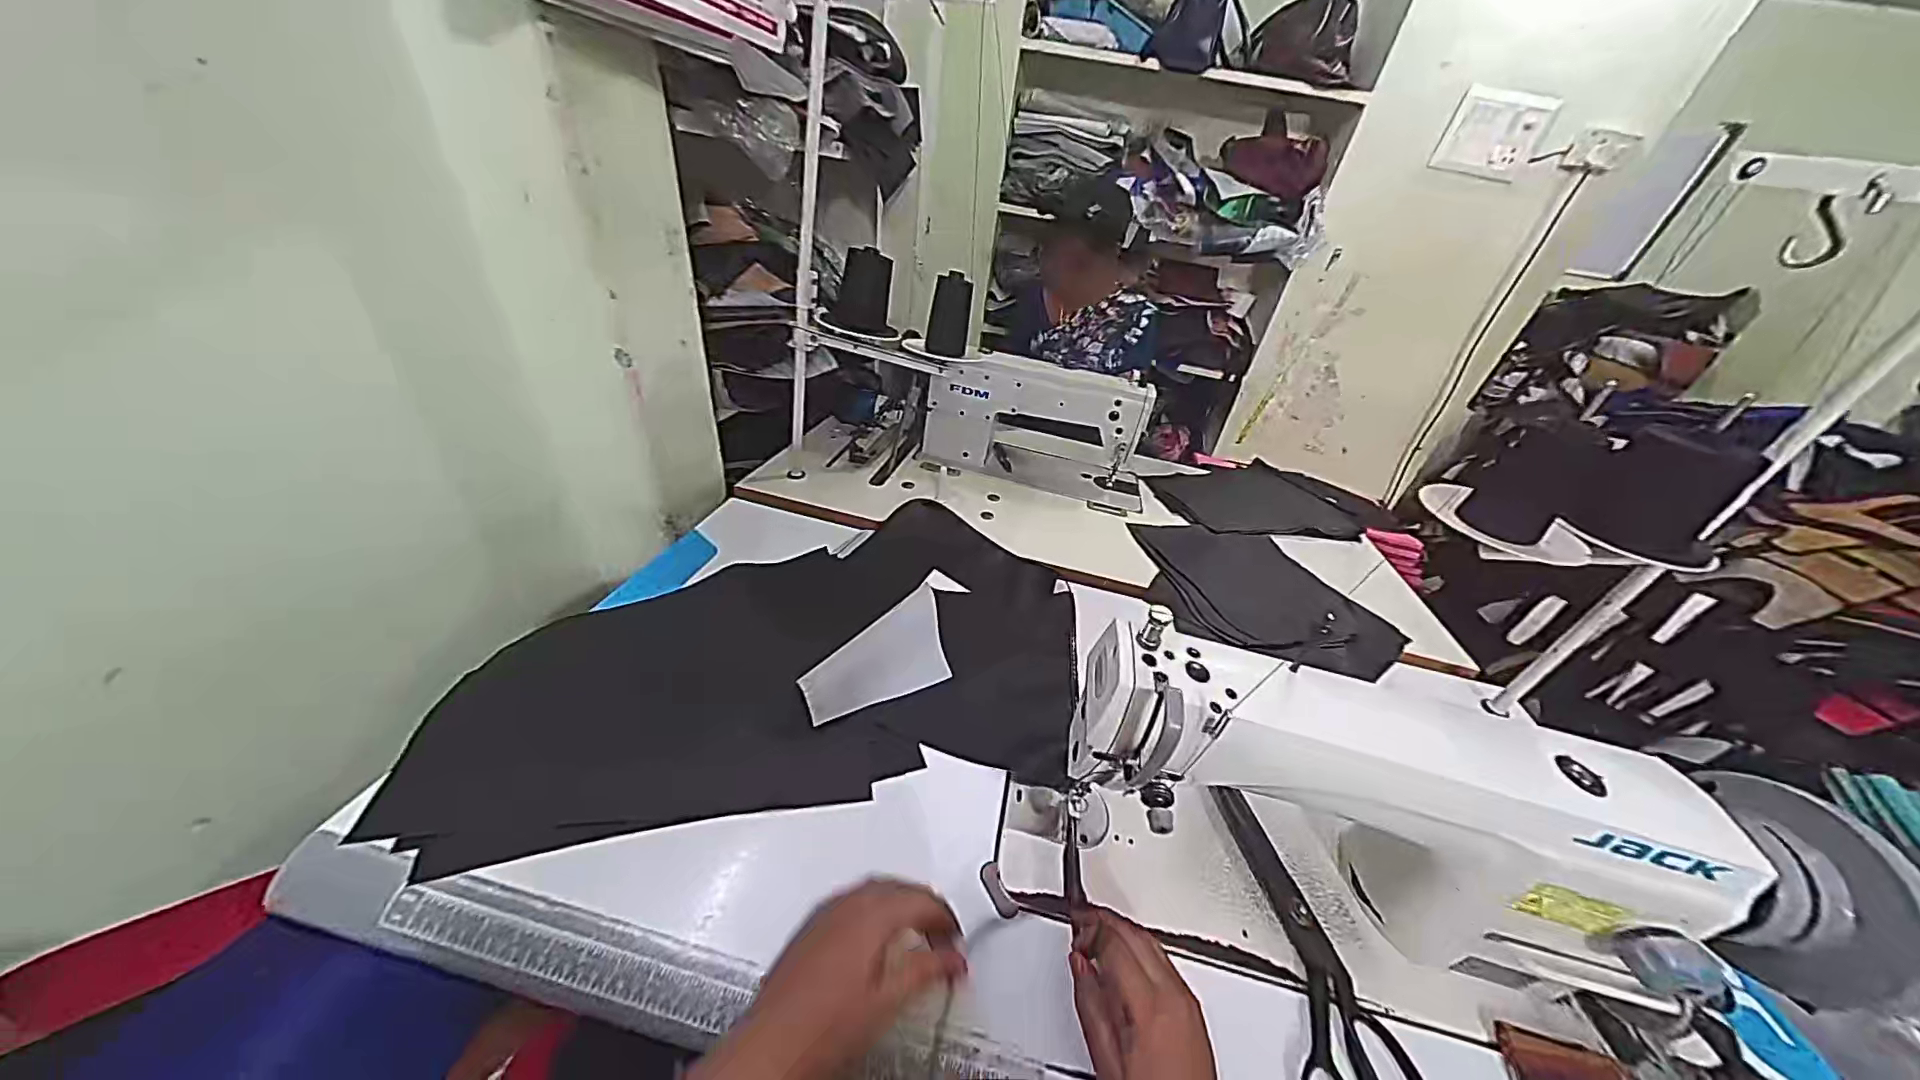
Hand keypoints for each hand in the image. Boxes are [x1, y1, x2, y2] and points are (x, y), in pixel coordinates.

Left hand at [689, 878, 966, 1079]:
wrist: (771, 1046)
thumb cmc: (820, 1028)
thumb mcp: (888, 1000)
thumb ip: (927, 970)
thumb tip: (952, 960)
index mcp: (870, 913)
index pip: (922, 900)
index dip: (946, 919)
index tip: (956, 940)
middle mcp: (846, 903)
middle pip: (898, 887)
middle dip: (925, 905)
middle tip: (942, 933)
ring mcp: (825, 912)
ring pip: (874, 890)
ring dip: (900, 904)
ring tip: (916, 934)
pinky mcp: (811, 924)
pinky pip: (853, 901)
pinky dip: (875, 910)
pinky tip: (878, 938)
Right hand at [1070, 907, 1215, 1079]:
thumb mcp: (1107, 1060)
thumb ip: (1090, 1004)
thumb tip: (1079, 963)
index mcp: (1149, 1006)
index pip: (1114, 943)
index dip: (1090, 927)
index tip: (1075, 924)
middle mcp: (1174, 995)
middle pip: (1135, 935)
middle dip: (1105, 920)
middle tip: (1081, 919)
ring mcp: (1188, 1000)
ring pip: (1152, 942)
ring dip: (1123, 929)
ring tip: (1098, 930)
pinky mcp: (1194, 1007)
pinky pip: (1164, 960)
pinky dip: (1140, 946)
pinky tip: (1124, 952)